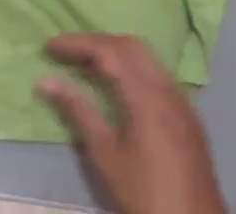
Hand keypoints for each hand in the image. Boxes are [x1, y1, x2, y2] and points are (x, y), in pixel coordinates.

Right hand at [36, 34, 226, 213]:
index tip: (48, 48)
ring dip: (115, 53)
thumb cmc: (144, 194)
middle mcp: (169, 94)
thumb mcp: (104, 154)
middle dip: (96, 42)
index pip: (109, 52)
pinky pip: (158, 77)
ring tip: (86, 67)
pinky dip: (132, 69)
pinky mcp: (189, 120)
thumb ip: (78, 111)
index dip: (77, 44)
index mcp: (147, 99)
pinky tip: (118, 89)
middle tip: (67, 52)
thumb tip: (46, 79)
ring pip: (148, 60)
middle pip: (131, 47)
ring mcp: (183, 106)